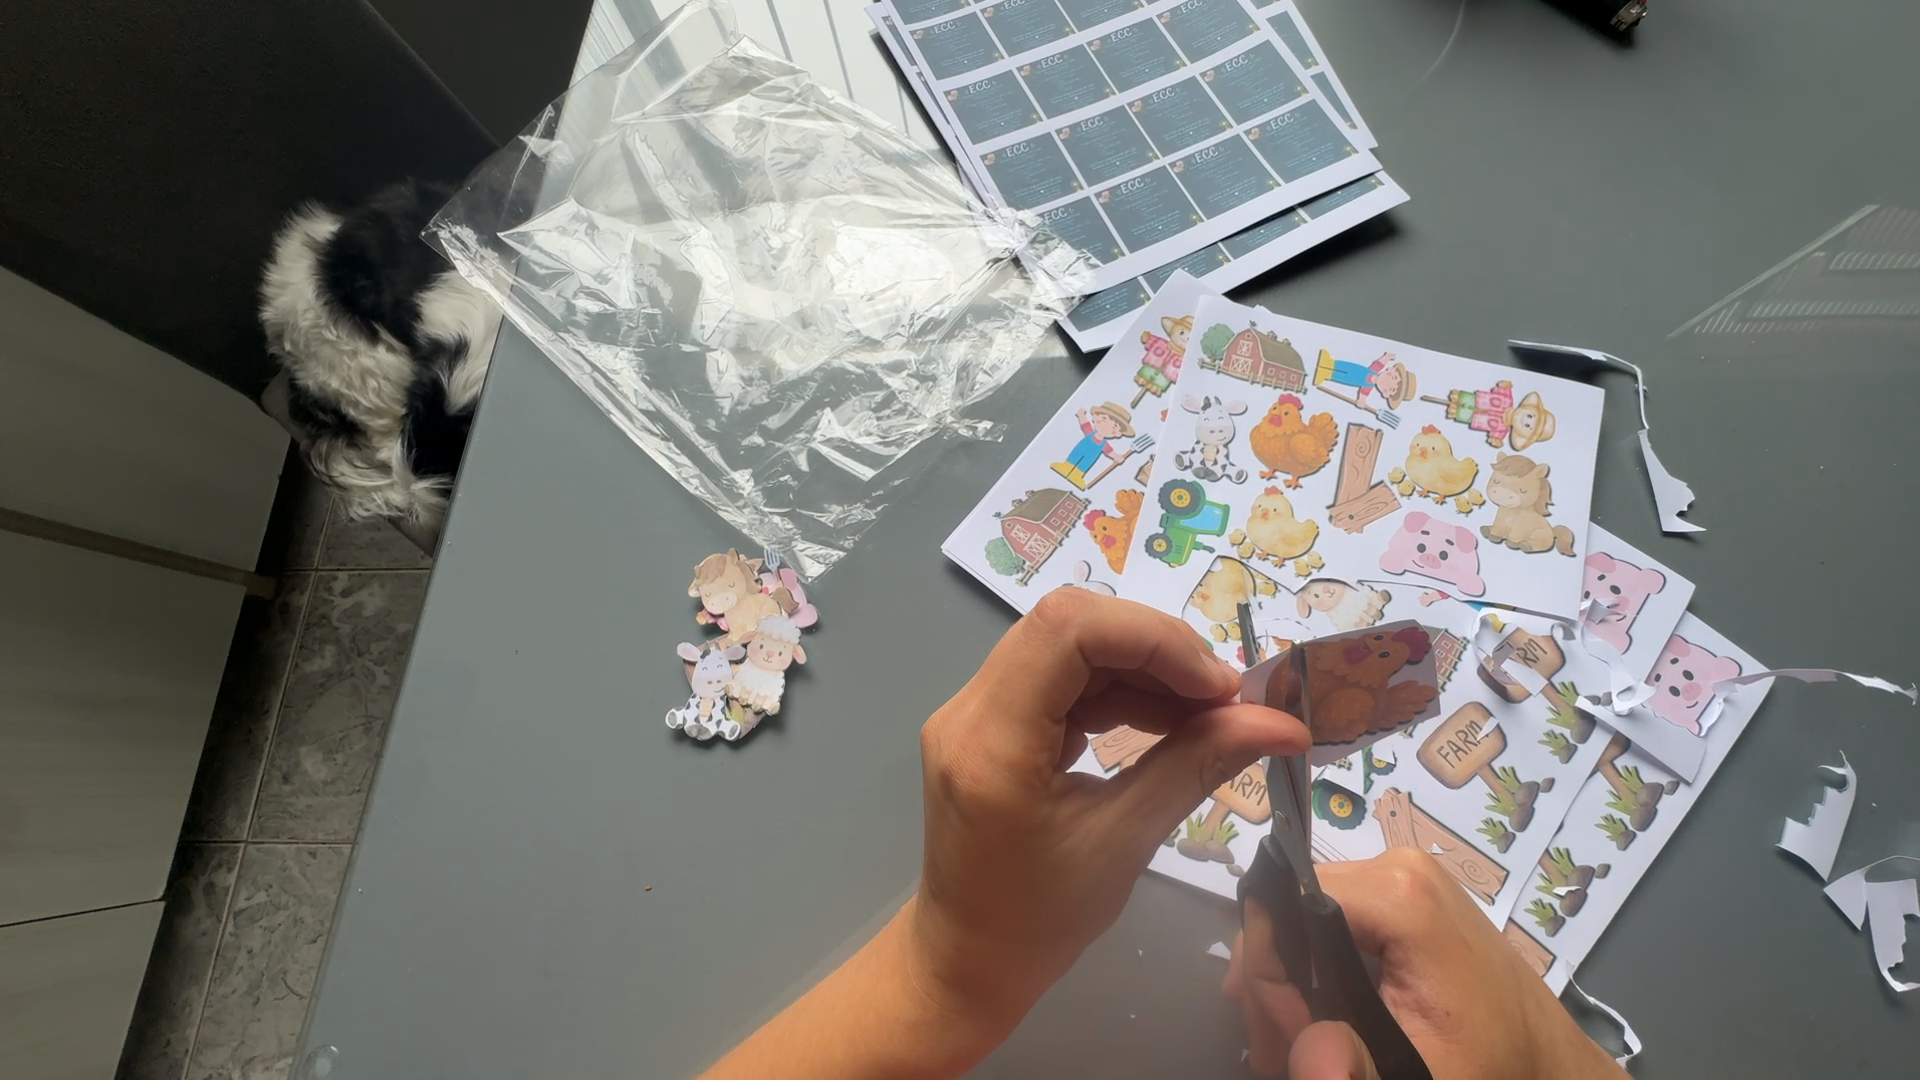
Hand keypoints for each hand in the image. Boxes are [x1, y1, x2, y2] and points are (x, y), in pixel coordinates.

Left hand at [909, 589, 1307, 1039]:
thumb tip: (1279, 723)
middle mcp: (969, 707)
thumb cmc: (1040, 920)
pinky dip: (1116, 689)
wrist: (968, 956)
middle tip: (1222, 700)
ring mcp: (973, 708)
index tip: (1220, 688)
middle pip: (1066, 626)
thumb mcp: (1125, 843)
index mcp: (991, 740)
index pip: (1064, 630)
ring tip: (1206, 714)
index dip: (1151, 638)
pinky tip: (1164, 719)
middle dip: (1154, 650)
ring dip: (1142, 668)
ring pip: (1066, 646)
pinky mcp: (989, 717)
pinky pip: (1058, 677)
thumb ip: (1195, 766)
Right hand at [1223, 849, 1626, 1079]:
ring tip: (1290, 1040)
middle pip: (1286, 908)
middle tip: (1275, 1051)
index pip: (1284, 908)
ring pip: (1296, 910)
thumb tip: (1305, 1064)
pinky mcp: (1397, 882)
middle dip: (1270, 983)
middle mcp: (1391, 863)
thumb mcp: (1425, 1077)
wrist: (1559, 1069)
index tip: (1285, 1042)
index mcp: (1398, 895)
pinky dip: (1308, 960)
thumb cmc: (1496, 1071)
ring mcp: (1395, 868)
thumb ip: (1358, 1068)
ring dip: (1283, 976)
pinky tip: (1312, 1010)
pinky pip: (1323, 911)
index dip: (1270, 974)